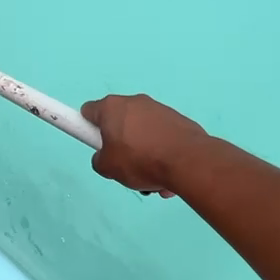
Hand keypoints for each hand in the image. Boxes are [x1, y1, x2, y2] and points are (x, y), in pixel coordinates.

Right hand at [82, 94, 210, 196]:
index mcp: (111, 107)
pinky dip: (164, 152)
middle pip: (119, 123)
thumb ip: (99, 160)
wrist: (191, 163)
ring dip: (145, 151)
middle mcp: (134, 102)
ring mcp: (160, 109)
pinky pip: (164, 137)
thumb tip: (106, 158)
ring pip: (143, 132)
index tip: (97, 145)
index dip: (88, 129)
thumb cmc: (141, 160)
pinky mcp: (181, 120)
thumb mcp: (108, 168)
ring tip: (153, 177)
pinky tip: (170, 174)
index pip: (89, 112)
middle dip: (121, 143)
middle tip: (126, 165)